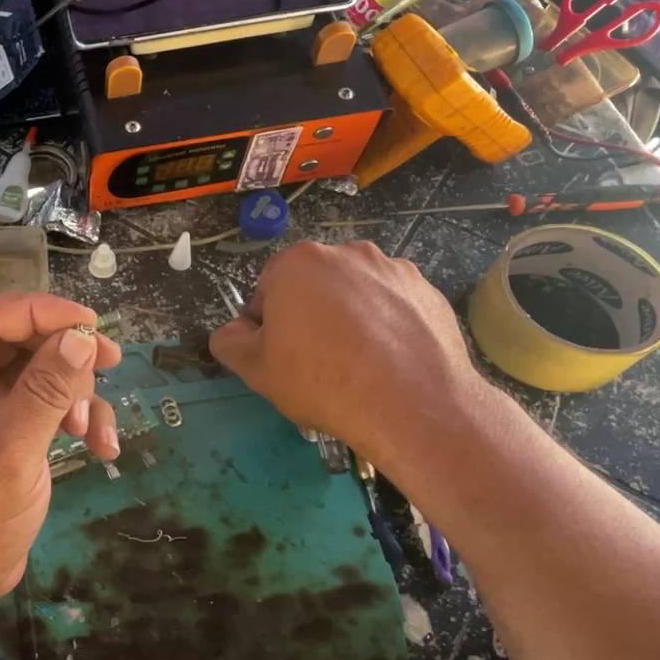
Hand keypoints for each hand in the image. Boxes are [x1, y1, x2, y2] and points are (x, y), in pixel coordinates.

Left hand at [0, 293, 121, 622]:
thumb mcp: (8, 457)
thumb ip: (45, 392)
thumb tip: (79, 338)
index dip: (38, 311)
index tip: (89, 322)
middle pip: (13, 344)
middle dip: (63, 355)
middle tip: (112, 363)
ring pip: (33, 374)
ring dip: (74, 394)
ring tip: (96, 430)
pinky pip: (38, 408)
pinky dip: (70, 420)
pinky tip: (101, 446)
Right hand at [210, 241, 488, 459]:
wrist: (411, 405)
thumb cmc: (320, 380)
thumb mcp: (255, 369)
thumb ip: (229, 342)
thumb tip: (235, 332)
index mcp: (298, 263)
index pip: (269, 288)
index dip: (269, 323)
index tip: (280, 353)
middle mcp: (346, 254)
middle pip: (315, 285)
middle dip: (311, 315)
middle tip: (316, 361)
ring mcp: (393, 270)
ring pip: (357, 294)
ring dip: (351, 319)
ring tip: (358, 365)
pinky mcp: (429, 293)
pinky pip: (394, 307)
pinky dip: (387, 328)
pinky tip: (388, 364)